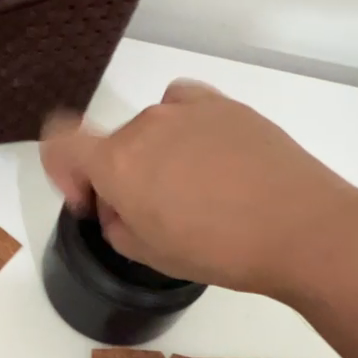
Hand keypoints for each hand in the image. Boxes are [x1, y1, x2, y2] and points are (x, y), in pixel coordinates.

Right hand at [40, 80, 357, 299]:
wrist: (297, 227)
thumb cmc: (215, 249)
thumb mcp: (147, 253)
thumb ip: (114, 223)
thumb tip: (118, 205)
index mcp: (116, 163)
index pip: (61, 142)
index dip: (62, 169)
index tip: (88, 198)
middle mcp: (145, 126)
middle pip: (112, 144)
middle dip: (118, 177)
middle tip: (150, 215)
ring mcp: (188, 110)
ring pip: (150, 130)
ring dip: (155, 157)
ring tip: (191, 192)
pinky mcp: (225, 104)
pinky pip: (185, 109)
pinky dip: (184, 131)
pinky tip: (209, 160)